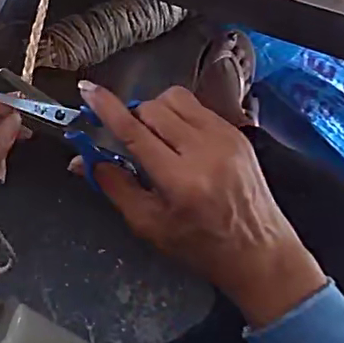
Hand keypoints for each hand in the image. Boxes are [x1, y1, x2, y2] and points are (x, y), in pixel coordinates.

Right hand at [77, 82, 326, 327]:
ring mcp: (225, 137)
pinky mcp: (236, 132)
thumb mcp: (149, 224)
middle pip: (151, 109)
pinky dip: (179, 115)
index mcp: (180, 181)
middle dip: (132, 118)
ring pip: (174, 98)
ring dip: (155, 111)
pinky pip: (196, 105)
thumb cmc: (200, 246)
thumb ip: (113, 185)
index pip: (134, 131)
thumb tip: (82, 159)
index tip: (88, 89)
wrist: (261, 253)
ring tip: (156, 137)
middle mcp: (205, 152)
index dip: (106, 108)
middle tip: (130, 141)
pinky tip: (180, 140)